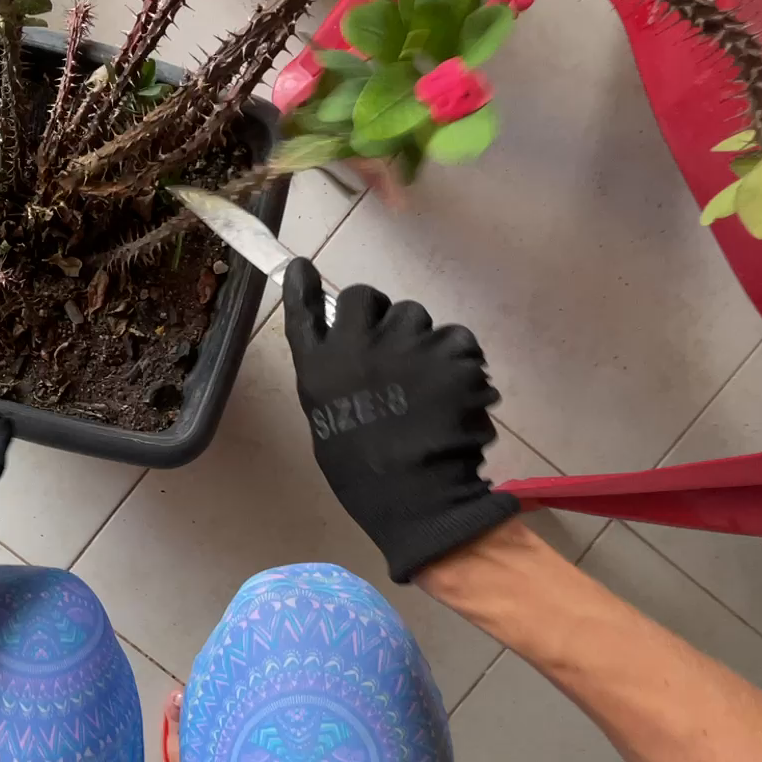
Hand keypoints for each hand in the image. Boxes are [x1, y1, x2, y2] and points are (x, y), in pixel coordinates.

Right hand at [283, 259, 519, 582]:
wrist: (414, 494)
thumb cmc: (362, 469)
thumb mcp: (330, 420)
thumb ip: (337, 377)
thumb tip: (350, 349)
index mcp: (320, 369)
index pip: (305, 316)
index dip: (302, 289)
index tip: (300, 267)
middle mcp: (356, 346)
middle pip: (368, 298)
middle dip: (380, 315)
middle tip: (392, 349)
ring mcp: (406, 345)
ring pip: (419, 317)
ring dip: (423, 341)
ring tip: (429, 385)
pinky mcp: (452, 354)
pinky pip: (459, 340)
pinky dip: (461, 363)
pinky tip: (457, 395)